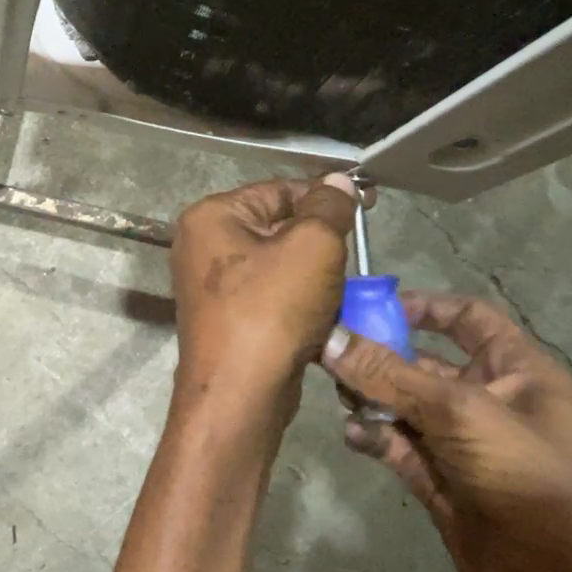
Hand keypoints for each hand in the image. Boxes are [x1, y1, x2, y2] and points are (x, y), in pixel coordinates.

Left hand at [169, 174, 357, 420]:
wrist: (239, 390)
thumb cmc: (271, 308)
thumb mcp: (312, 246)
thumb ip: (327, 208)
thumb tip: (336, 181)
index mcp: (210, 216)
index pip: (277, 189)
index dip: (324, 195)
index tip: (370, 203)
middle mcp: (202, 243)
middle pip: (278, 227)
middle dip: (321, 242)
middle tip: (353, 257)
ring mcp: (210, 283)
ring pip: (280, 265)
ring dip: (317, 277)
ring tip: (342, 292)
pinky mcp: (226, 316)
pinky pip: (273, 296)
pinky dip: (303, 303)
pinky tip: (327, 319)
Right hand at [323, 292, 571, 571]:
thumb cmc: (531, 478)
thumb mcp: (462, 413)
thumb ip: (389, 373)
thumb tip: (327, 336)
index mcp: (516, 371)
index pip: (466, 317)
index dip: (421, 305)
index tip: (364, 305)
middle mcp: (488, 400)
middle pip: (421, 360)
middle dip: (377, 354)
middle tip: (328, 352)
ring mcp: (461, 442)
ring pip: (400, 402)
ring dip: (368, 397)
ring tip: (343, 399)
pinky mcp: (438, 478)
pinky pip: (393, 443)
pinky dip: (371, 435)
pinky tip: (356, 436)